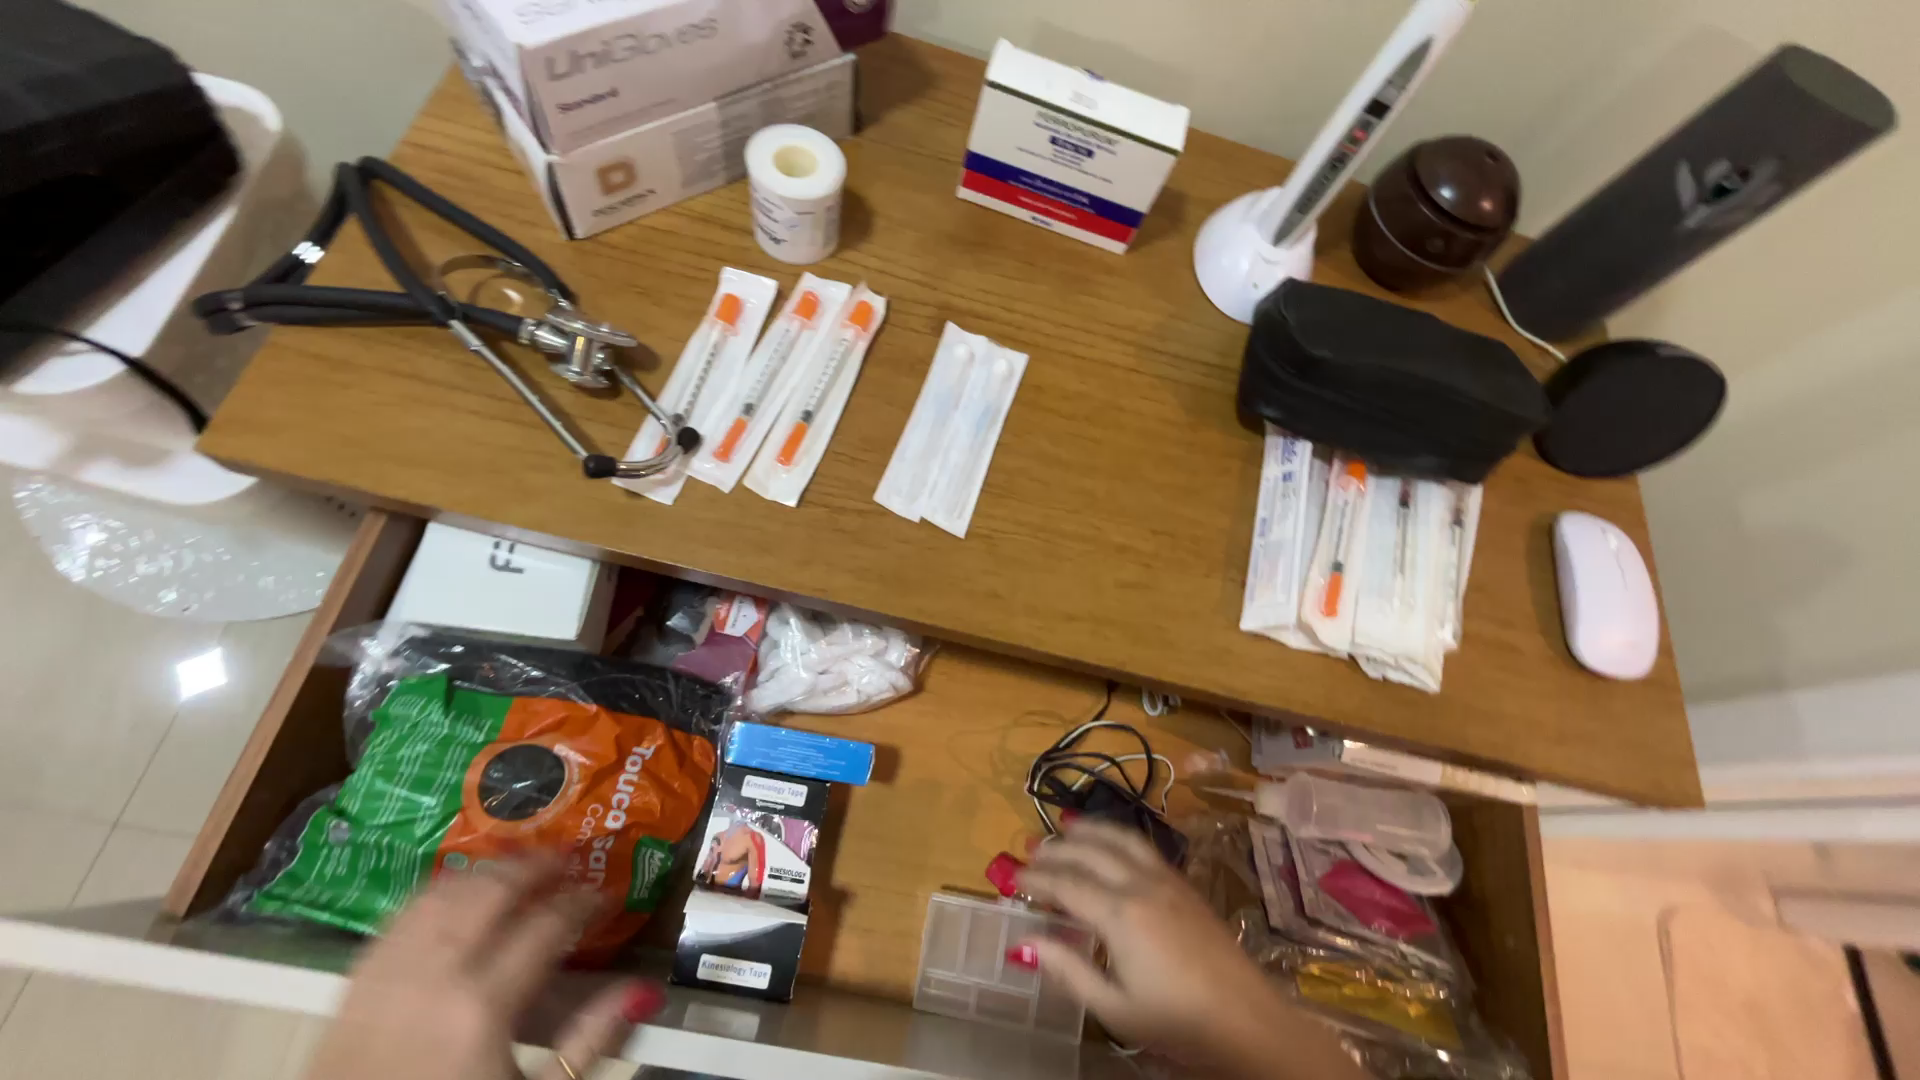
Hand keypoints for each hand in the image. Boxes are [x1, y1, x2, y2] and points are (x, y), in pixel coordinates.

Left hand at [302, 853, 664, 1079]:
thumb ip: (591, 1041)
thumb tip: (642, 991)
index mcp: (483, 1008)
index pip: (547, 925)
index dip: (583, 902)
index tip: (605, 896)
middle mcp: (434, 977)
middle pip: (492, 891)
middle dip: (536, 866)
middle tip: (567, 860)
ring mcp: (387, 976)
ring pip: (445, 893)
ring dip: (488, 872)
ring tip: (520, 869)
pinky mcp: (353, 985)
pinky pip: (403, 915)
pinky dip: (440, 892)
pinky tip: (461, 895)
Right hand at [1015, 820, 1364, 1079]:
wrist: (1249, 1023)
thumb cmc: (1177, 1024)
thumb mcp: (1114, 1009)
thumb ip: (1068, 970)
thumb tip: (1024, 942)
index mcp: (1120, 914)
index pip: (1066, 884)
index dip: (1035, 878)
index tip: (1010, 877)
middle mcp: (1141, 884)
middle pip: (1089, 851)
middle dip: (1056, 847)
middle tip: (1029, 849)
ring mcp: (1168, 880)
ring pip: (1120, 838)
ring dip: (1089, 830)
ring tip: (1065, 827)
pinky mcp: (1186, 885)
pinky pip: (1143, 845)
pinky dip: (1117, 836)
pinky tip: (1110, 844)